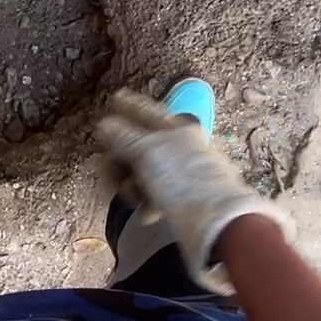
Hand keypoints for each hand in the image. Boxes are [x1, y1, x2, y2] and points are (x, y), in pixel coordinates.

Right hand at [95, 88, 293, 292]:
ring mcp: (184, 174)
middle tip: (112, 172)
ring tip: (134, 199)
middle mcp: (182, 147)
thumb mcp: (146, 153)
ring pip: (145, 171)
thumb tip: (104, 123)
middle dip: (122, 159)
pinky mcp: (184, 199)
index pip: (148, 111)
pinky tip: (146, 214)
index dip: (131, 105)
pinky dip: (147, 202)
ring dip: (133, 185)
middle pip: (141, 144)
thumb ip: (122, 137)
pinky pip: (156, 193)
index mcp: (177, 129)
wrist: (217, 222)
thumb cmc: (180, 180)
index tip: (116, 97)